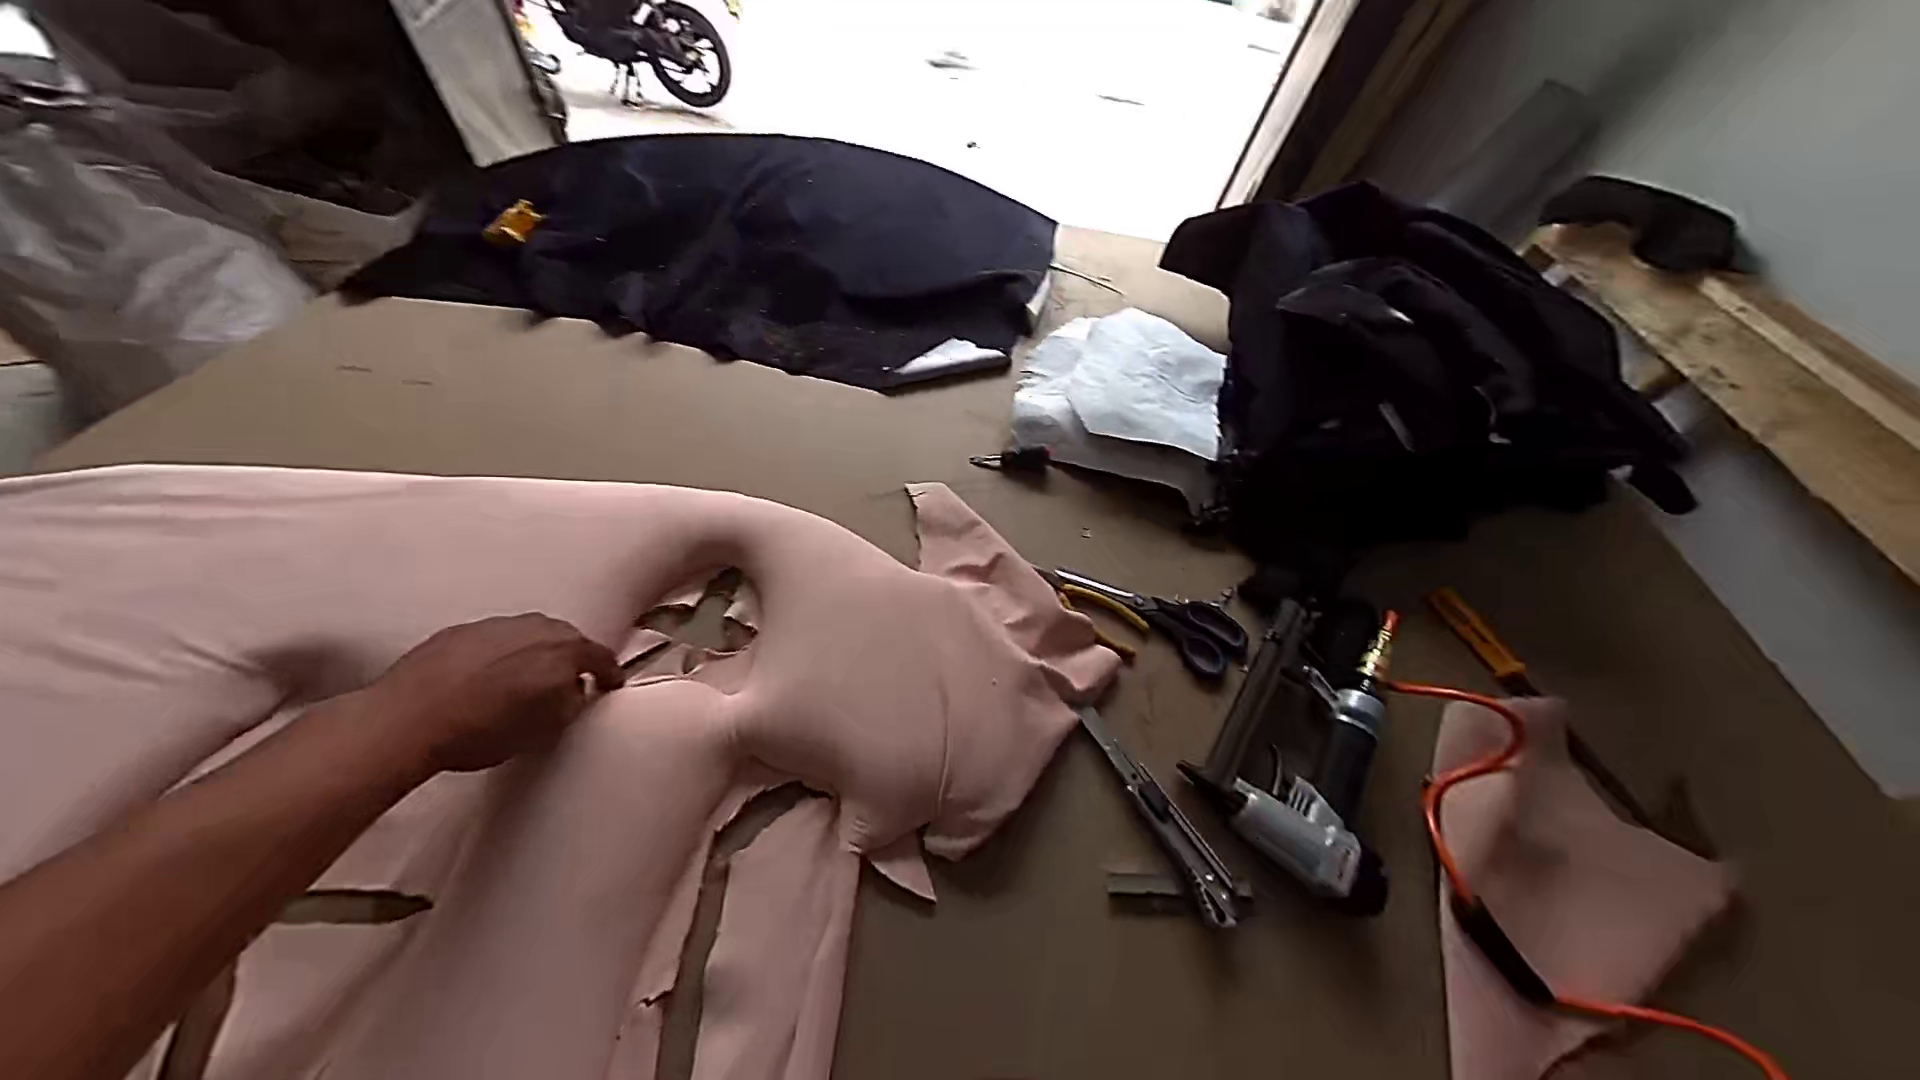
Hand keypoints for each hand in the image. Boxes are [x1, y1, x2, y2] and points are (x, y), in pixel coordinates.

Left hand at [364, 614, 621, 773]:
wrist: (406, 722)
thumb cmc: (476, 728)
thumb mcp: (547, 728)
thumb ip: (572, 703)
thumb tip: (574, 695)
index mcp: (565, 650)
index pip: (601, 657)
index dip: (609, 674)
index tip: (608, 682)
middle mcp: (535, 628)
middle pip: (566, 641)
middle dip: (568, 661)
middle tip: (564, 685)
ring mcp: (495, 626)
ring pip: (528, 637)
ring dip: (530, 656)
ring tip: (517, 686)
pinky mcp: (459, 632)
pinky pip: (491, 641)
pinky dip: (495, 657)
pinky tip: (482, 682)